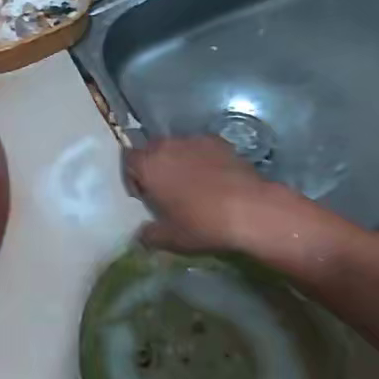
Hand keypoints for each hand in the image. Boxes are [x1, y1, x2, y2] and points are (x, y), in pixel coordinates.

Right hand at [123, 136, 294, 251]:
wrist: (250, 209)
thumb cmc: (202, 223)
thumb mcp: (171, 239)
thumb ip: (149, 235)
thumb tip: (142, 234)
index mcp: (147, 165)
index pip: (128, 160)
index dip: (133, 176)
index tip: (145, 196)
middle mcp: (166, 145)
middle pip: (151, 150)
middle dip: (155, 166)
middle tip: (167, 191)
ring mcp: (193, 140)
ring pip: (177, 147)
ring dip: (179, 161)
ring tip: (193, 185)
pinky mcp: (218, 141)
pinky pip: (200, 148)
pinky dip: (202, 159)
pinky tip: (215, 179)